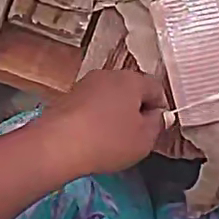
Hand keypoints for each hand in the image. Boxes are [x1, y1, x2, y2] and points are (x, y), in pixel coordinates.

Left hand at [27, 69, 168, 178]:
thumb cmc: (108, 140)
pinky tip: (93, 137)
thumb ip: (157, 124)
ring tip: (113, 138)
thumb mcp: (144, 139)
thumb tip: (158, 114)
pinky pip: (92, 104)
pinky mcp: (68, 96)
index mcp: (132, 79)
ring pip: (110, 96)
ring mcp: (86, 83)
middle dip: (136, 109)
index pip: (156, 88)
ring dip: (115, 113)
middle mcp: (109, 74)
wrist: (57, 144)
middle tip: (136, 135)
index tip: (157, 128)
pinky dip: (96, 117)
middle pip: (131, 89)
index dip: (161, 109)